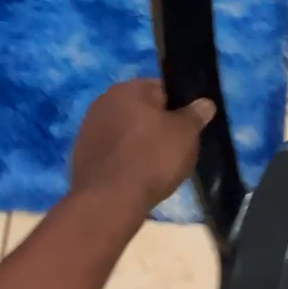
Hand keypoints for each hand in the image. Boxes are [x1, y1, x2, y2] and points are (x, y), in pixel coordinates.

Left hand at [68, 79, 215, 212]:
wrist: (110, 199)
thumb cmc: (152, 159)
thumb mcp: (186, 135)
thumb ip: (195, 114)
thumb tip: (204, 103)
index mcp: (129, 89)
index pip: (164, 89)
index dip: (181, 109)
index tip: (189, 130)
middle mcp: (104, 100)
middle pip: (143, 110)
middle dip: (160, 126)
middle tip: (176, 150)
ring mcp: (89, 127)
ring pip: (128, 131)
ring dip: (141, 143)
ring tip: (156, 167)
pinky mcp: (83, 152)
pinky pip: (115, 150)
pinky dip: (126, 159)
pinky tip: (136, 176)